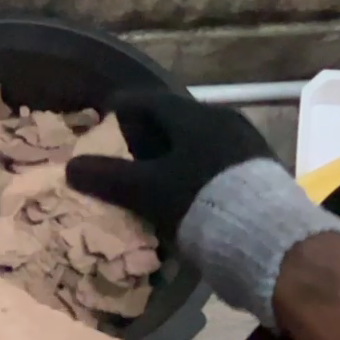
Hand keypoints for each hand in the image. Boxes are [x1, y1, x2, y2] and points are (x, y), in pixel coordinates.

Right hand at [65, 91, 274, 240]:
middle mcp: (224, 121)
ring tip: (156, 170)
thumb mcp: (146, 191)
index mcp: (193, 117)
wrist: (269, 239)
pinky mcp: (263, 172)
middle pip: (178, 119)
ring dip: (176, 151)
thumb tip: (70, 167)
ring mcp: (248, 146)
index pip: (150, 100)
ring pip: (200, 140)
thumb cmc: (201, 202)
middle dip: (150, 131)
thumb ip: (109, 177)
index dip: (124, 105)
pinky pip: (219, 160)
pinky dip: (197, 168)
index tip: (106, 112)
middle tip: (127, 145)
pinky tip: (190, 189)